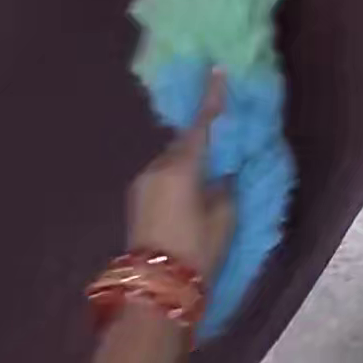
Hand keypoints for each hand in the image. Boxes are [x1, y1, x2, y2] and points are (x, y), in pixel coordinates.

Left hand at [126, 72, 234, 281]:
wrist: (151, 294)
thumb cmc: (196, 249)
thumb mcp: (224, 214)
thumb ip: (225, 182)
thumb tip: (225, 167)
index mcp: (182, 165)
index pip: (202, 123)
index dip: (213, 95)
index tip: (218, 68)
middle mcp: (158, 166)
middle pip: (186, 140)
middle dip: (204, 136)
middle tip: (224, 137)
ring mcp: (142, 182)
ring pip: (174, 157)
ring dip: (190, 158)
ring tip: (208, 171)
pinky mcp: (136, 198)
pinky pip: (164, 173)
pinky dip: (179, 172)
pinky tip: (190, 189)